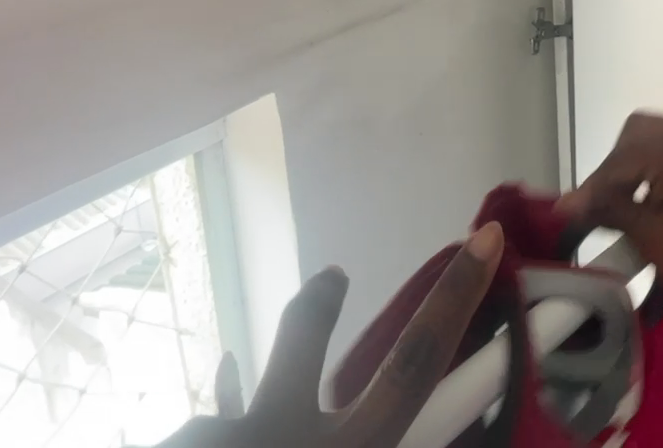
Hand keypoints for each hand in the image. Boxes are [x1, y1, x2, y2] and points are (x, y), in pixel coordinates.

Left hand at [156, 223, 503, 447]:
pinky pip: (187, 439)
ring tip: (231, 445)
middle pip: (306, 334)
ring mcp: (223, 440)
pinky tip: (203, 434)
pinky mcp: (175, 446)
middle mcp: (283, 433)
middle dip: (319, 306)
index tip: (486, 236)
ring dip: (229, 437)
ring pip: (225, 413)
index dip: (456, 296)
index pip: (417, 361)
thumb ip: (379, 437)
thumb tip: (387, 427)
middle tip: (331, 277)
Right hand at [556, 112, 662, 326]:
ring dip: (644, 178)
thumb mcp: (656, 239)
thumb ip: (612, 211)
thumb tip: (572, 200)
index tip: (570, 221)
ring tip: (636, 222)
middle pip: (639, 137)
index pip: (615, 160)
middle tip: (608, 211)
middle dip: (617, 172)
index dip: (589, 191)